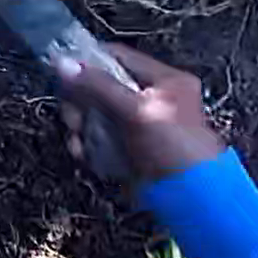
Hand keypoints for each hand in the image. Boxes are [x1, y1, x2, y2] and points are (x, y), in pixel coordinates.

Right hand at [53, 43, 225, 183]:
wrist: (195, 201)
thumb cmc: (174, 151)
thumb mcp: (135, 111)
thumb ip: (98, 86)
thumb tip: (63, 64)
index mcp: (163, 80)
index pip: (116, 56)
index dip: (87, 62)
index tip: (63, 75)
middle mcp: (150, 97)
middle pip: (99, 86)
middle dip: (80, 102)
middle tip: (74, 118)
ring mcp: (138, 122)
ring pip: (94, 112)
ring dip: (80, 125)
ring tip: (79, 140)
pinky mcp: (128, 145)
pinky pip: (98, 134)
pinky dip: (87, 142)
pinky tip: (84, 152)